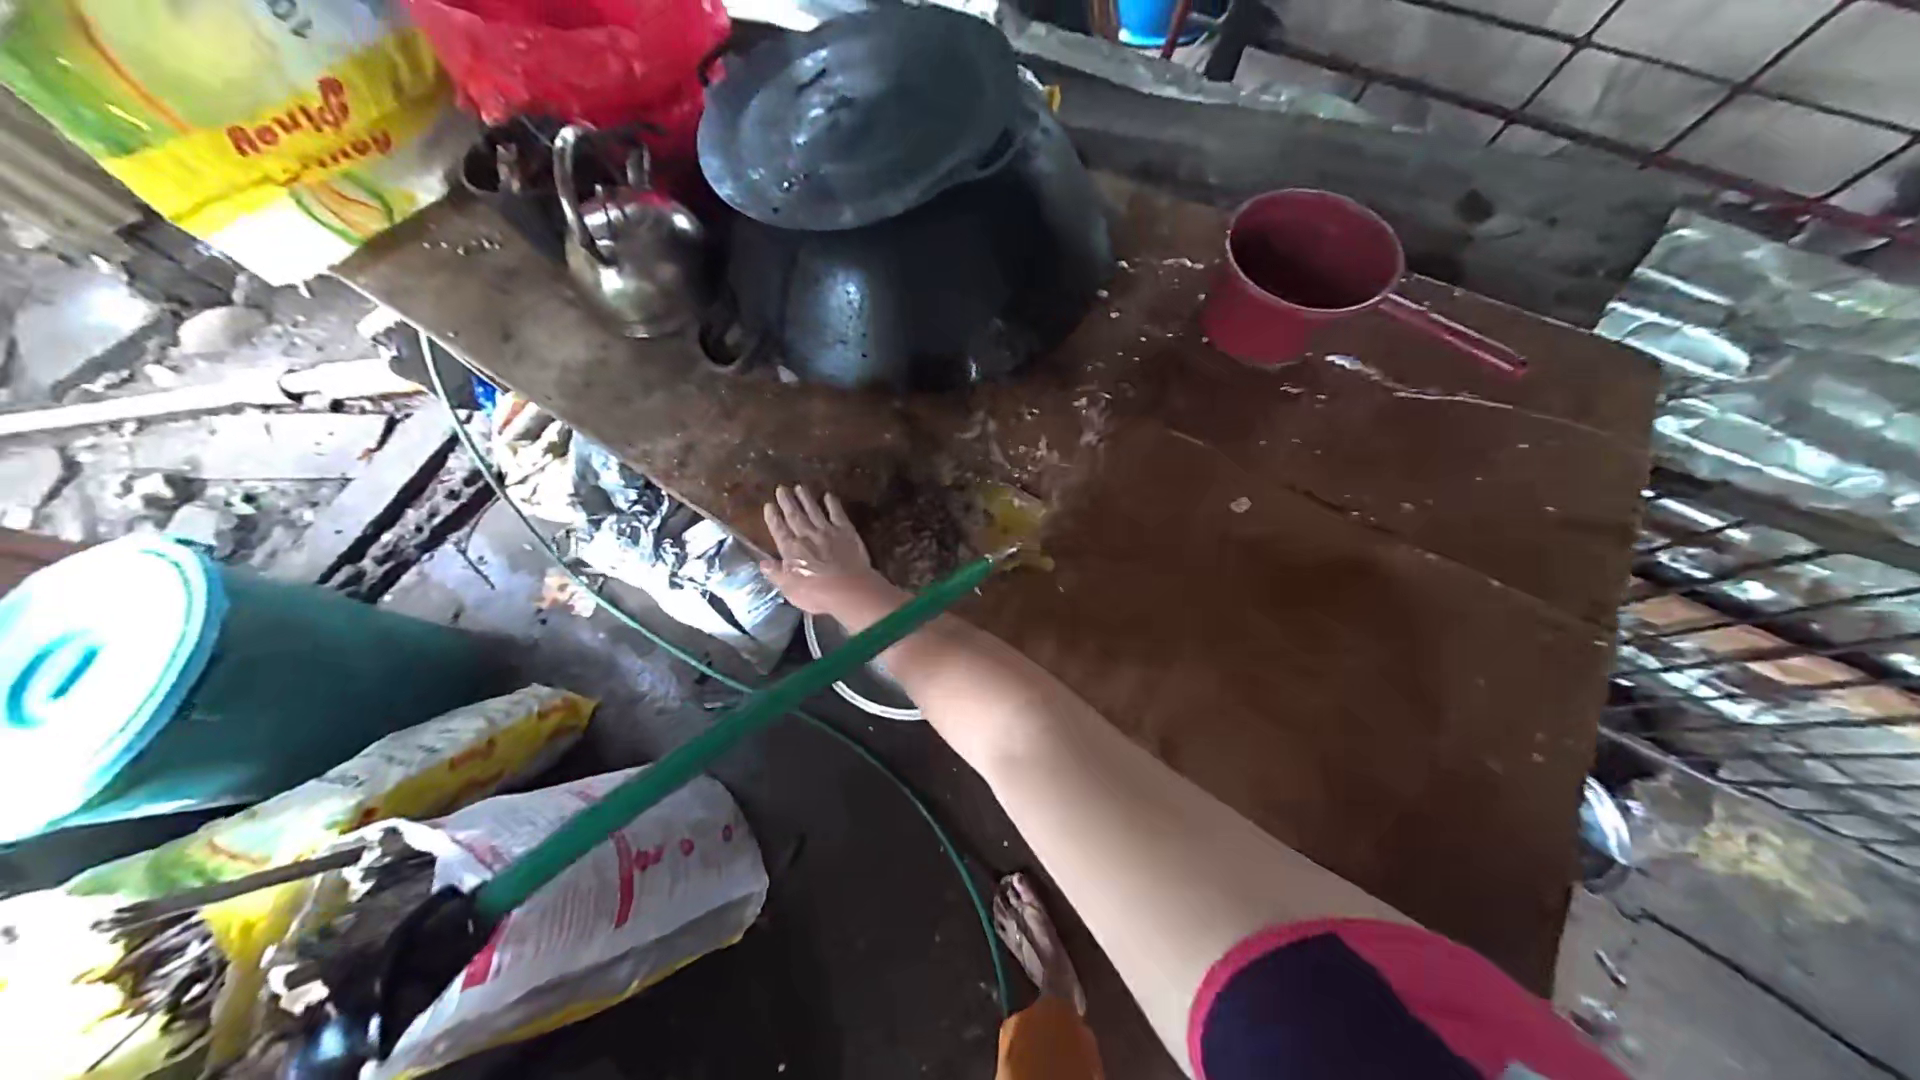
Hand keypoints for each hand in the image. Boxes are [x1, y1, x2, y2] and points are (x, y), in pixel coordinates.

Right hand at [761, 485, 893, 616]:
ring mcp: (827, 531)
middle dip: (787, 502)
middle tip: (781, 488)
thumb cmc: (817, 594)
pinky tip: (829, 496)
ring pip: (814, 511)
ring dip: (806, 499)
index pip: (779, 530)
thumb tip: (763, 563)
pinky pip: (837, 514)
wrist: (849, 589)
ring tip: (800, 487)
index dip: (773, 518)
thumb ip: (776, 574)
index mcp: (791, 550)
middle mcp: (807, 536)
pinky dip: (833, 504)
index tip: (769, 506)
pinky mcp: (846, 531)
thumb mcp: (790, 589)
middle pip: (795, 516)